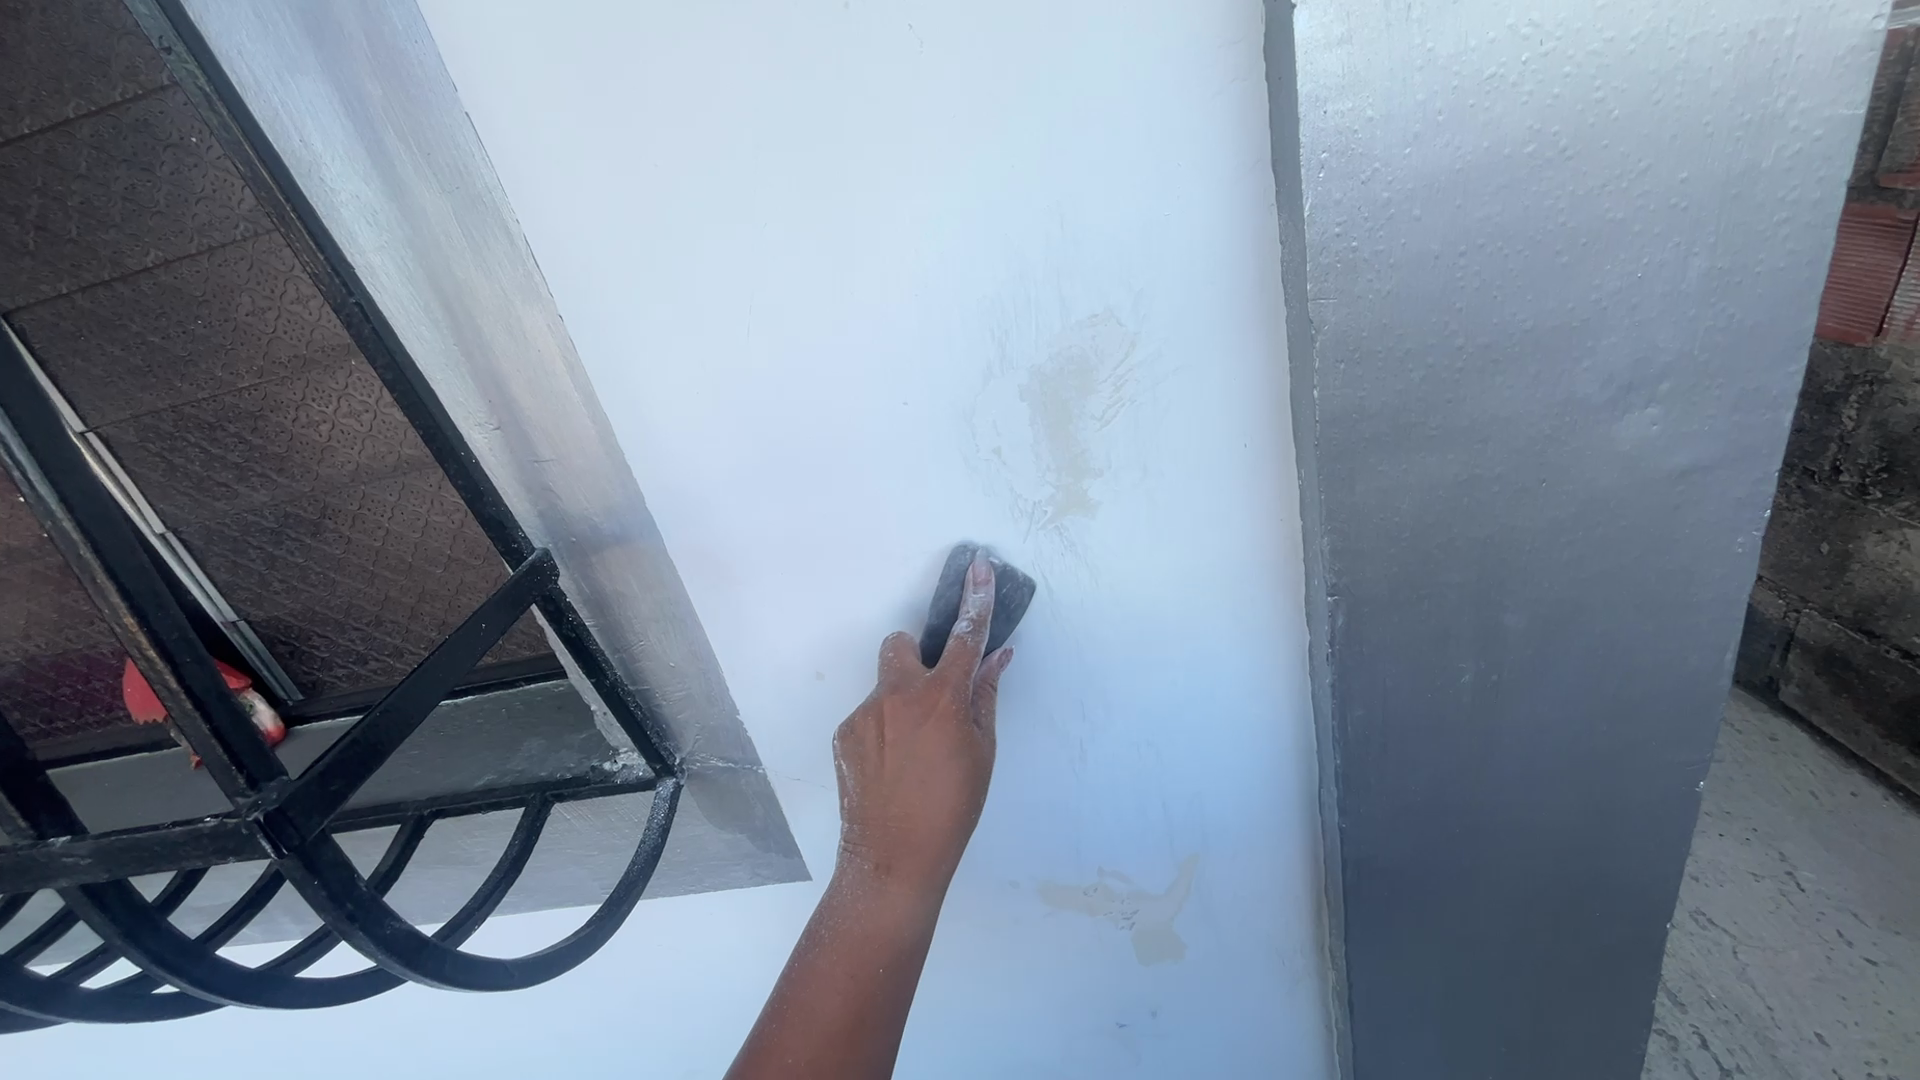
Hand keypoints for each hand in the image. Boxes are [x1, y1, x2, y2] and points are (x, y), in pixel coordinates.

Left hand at [832, 554, 1014, 898]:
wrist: (893, 857)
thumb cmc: (952, 807)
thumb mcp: (982, 752)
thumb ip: (985, 697)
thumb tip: (997, 658)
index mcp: (941, 699)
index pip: (966, 637)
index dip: (976, 599)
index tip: (980, 566)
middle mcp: (898, 695)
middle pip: (901, 644)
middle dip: (918, 656)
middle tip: (932, 692)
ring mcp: (865, 714)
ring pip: (885, 685)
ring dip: (901, 699)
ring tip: (914, 747)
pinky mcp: (844, 733)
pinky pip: (869, 715)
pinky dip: (883, 727)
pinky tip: (894, 766)